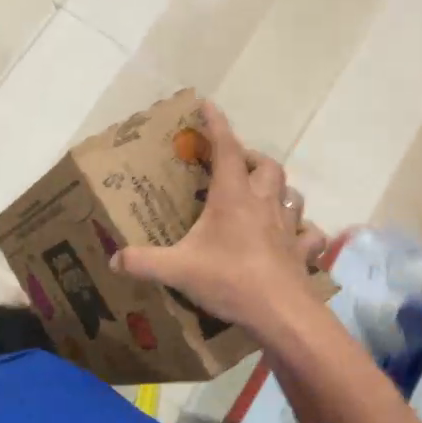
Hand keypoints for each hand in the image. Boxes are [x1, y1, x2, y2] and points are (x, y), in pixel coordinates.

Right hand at [109, 100, 327, 333]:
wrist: (284, 317)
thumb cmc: (231, 280)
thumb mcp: (176, 269)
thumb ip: (142, 261)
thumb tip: (113, 260)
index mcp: (232, 197)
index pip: (225, 149)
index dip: (216, 125)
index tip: (207, 105)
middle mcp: (263, 205)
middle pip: (267, 166)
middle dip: (250, 158)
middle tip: (231, 164)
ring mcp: (287, 229)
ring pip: (291, 195)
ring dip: (277, 189)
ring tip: (261, 195)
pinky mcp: (301, 253)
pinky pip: (308, 234)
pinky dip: (301, 230)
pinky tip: (291, 236)